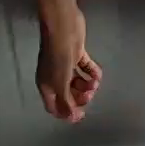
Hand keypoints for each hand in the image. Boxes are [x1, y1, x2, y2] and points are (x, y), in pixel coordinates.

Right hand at [36, 6, 101, 122]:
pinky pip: (85, 68)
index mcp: (47, 86)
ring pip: (78, 82)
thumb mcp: (61, 85)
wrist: (63, 27)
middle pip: (68, 95)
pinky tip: (97, 74)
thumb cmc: (59, 57)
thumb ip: (66, 103)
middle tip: (89, 94)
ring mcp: (65, 65)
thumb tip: (70, 118)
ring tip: (94, 82)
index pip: (55, 107)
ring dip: (88, 85)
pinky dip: (92, 72)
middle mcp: (54, 77)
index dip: (67, 113)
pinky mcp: (76, 54)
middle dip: (80, 98)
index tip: (80, 115)